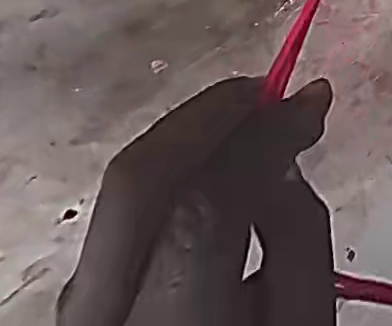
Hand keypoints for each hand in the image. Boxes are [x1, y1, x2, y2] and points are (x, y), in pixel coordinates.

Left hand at [57, 76, 335, 325]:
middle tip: (268, 89)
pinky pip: (130, 206)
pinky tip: (220, 156)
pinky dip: (179, 162)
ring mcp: (78, 309)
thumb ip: (299, 235)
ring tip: (254, 116)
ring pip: (127, 185)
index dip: (265, 134)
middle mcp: (101, 321)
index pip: (207, 205)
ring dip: (195, 131)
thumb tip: (283, 150)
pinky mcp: (80, 295)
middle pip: (138, 180)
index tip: (313, 98)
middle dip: (211, 112)